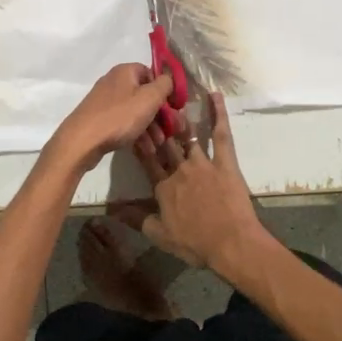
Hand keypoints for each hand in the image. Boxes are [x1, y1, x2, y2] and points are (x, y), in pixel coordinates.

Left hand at [47, 63, 174, 172]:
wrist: (82, 140)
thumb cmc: (119, 117)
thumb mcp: (148, 99)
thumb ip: (164, 85)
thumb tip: (168, 78)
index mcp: (125, 71)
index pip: (151, 73)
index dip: (164, 90)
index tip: (173, 108)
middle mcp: (114, 82)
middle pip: (144, 95)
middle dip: (159, 114)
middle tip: (170, 131)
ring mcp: (105, 100)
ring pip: (135, 111)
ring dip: (150, 127)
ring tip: (158, 145)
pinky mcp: (100, 118)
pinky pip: (124, 122)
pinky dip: (136, 133)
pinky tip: (145, 149)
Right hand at [112, 92, 267, 275]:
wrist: (230, 244)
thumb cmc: (195, 243)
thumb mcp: (160, 235)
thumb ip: (136, 219)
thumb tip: (111, 210)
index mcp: (163, 187)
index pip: (147, 160)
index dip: (140, 143)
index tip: (133, 126)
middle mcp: (179, 169)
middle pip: (165, 144)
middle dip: (156, 126)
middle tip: (150, 107)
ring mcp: (202, 163)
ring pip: (188, 136)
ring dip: (179, 119)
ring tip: (172, 102)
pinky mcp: (225, 162)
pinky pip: (220, 135)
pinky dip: (219, 114)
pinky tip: (215, 95)